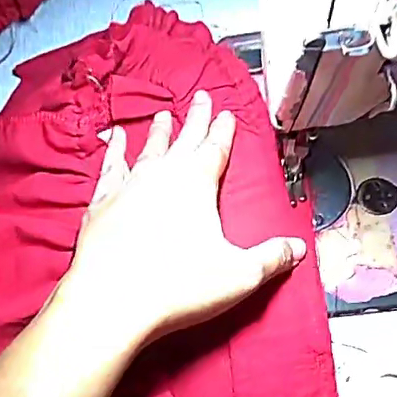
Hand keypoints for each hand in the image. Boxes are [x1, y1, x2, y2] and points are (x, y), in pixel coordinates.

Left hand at [49, 90, 305, 350]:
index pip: (216, 147)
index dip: (224, 130)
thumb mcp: (238, 275)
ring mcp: (127, 186)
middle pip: (184, 138)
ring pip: (147, 149)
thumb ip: (270, 258)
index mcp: (197, 182)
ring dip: (158, 132)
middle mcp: (161, 174)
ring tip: (163, 115)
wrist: (112, 299)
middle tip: (201, 97)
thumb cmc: (176, 286)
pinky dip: (115, 152)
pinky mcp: (100, 204)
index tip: (227, 114)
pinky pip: (110, 168)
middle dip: (196, 118)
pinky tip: (116, 142)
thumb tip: (296, 249)